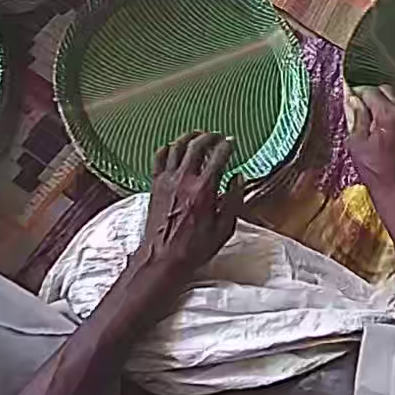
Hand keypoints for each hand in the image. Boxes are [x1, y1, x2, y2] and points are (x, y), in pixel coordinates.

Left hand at [128, 131, 242, 283]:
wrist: (163, 258)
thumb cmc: (194, 247)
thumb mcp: (224, 228)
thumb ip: (234, 200)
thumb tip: (239, 178)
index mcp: (204, 189)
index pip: (218, 156)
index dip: (227, 145)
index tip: (232, 142)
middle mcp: (184, 179)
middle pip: (196, 145)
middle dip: (209, 136)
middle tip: (216, 136)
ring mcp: (166, 180)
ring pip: (176, 146)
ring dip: (189, 137)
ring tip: (197, 136)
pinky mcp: (155, 184)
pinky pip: (158, 157)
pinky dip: (167, 148)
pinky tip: (174, 148)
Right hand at [345, 85, 394, 208]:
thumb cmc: (375, 170)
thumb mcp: (357, 143)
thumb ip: (355, 117)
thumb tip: (351, 99)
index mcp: (389, 114)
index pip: (370, 91)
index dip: (356, 94)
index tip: (347, 101)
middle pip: (386, 91)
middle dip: (371, 96)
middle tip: (357, 109)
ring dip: (382, 105)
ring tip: (369, 121)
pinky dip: (391, 115)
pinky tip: (382, 130)